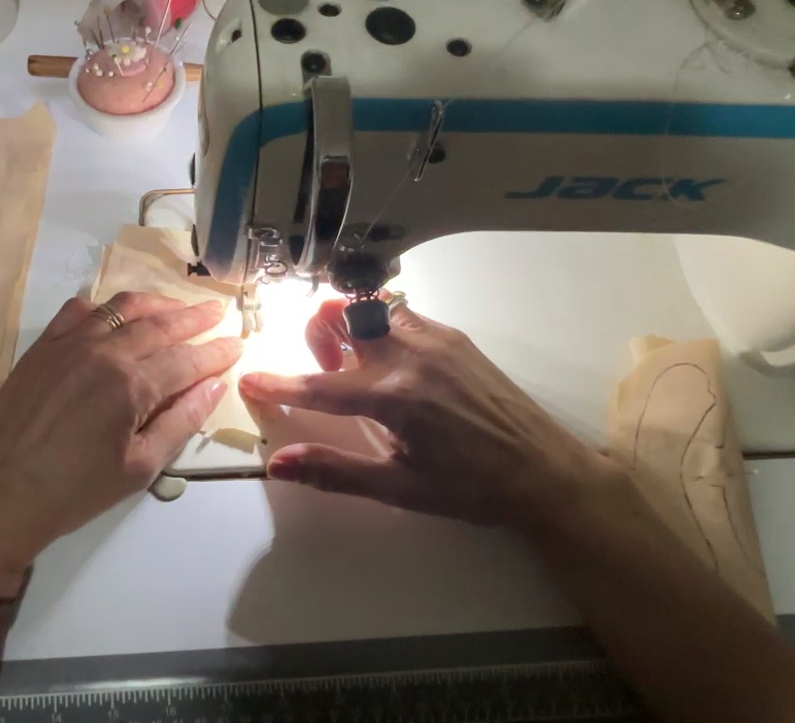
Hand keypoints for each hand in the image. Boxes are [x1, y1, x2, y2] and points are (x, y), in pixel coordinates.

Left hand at [0, 293, 241, 596]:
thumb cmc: (75, 492)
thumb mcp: (140, 468)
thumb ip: (181, 421)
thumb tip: (215, 385)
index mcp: (131, 385)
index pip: (188, 359)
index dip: (217, 351)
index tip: (238, 343)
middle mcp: (104, 352)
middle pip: (160, 324)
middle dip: (194, 317)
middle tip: (217, 311)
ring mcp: (69, 344)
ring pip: (122, 307)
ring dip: (155, 303)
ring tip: (176, 306)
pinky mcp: (42, 347)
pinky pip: (77, 311)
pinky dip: (103, 307)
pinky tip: (115, 314)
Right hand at [239, 299, 619, 535]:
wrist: (545, 471)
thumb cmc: (469, 488)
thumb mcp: (398, 488)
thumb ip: (334, 470)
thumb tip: (278, 465)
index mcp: (392, 396)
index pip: (318, 386)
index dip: (278, 383)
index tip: (249, 379)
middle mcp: (409, 355)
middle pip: (341, 314)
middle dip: (319, 333)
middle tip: (327, 367)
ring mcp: (435, 338)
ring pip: (371, 307)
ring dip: (350, 326)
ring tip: (361, 365)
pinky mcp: (455, 335)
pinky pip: (402, 315)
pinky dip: (382, 328)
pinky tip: (397, 366)